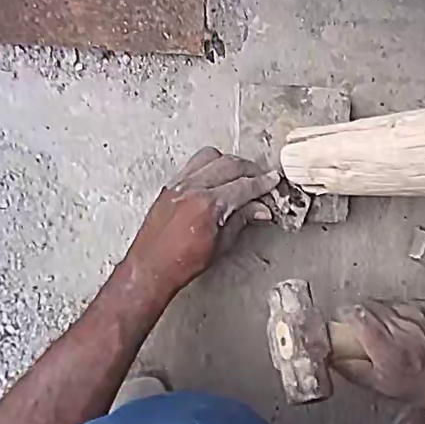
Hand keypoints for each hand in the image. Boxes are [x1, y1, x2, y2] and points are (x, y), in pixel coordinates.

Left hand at [118, 148, 279, 297]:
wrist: (150, 266)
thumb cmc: (182, 262)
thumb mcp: (221, 245)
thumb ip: (241, 220)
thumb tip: (260, 208)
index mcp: (208, 204)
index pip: (243, 185)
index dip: (263, 183)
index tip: (274, 180)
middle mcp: (193, 188)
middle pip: (230, 165)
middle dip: (250, 169)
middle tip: (262, 178)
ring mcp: (179, 184)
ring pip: (210, 157)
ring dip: (229, 162)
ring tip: (240, 174)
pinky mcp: (170, 185)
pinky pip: (193, 164)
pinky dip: (209, 165)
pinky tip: (216, 176)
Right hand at [333, 299, 424, 408]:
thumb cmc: (419, 386)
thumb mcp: (379, 385)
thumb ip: (351, 368)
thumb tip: (331, 357)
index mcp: (383, 343)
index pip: (354, 313)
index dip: (345, 315)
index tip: (344, 322)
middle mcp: (398, 323)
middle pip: (367, 305)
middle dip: (361, 315)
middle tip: (365, 330)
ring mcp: (414, 312)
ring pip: (383, 302)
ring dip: (379, 313)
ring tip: (387, 331)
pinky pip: (401, 302)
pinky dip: (397, 312)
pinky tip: (403, 328)